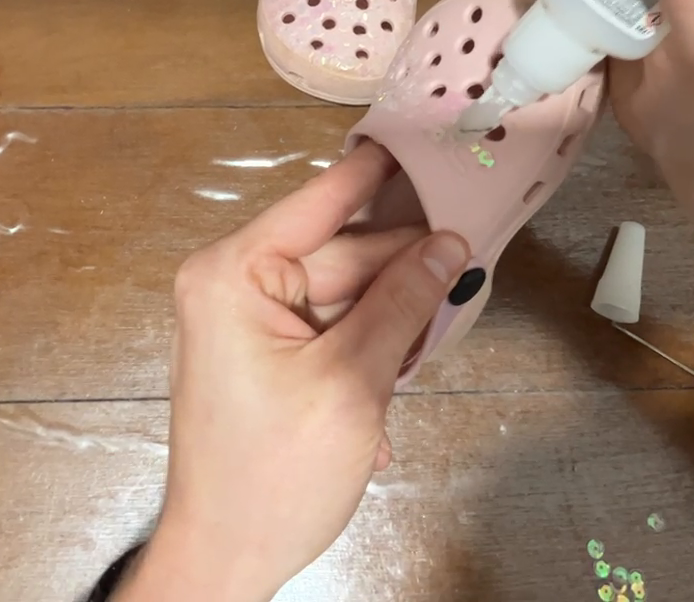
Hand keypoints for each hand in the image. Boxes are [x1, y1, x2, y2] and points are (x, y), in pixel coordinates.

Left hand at [118, 141, 469, 601]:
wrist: (224, 562)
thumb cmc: (276, 474)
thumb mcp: (351, 383)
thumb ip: (402, 304)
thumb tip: (450, 244)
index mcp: (235, 272)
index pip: (320, 201)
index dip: (375, 171)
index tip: (420, 135)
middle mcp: (236, 279)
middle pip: (340, 251)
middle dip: (402, 259)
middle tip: (469, 242)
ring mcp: (251, 315)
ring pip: (343, 288)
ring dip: (392, 308)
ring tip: (449, 300)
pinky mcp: (268, 346)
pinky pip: (331, 320)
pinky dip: (369, 337)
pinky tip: (405, 362)